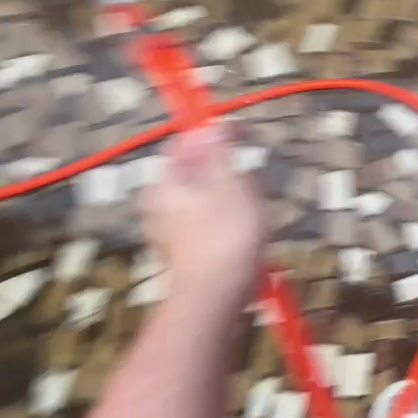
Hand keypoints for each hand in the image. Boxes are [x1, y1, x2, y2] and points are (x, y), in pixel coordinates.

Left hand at [140, 124, 264, 294]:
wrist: (218, 292)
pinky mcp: (186, 248)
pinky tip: (249, 229)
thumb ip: (220, 152)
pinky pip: (208, 220)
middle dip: (227, 168)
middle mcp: (160, 202)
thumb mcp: (230, 182)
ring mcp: (171, 228)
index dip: (212, 131)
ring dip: (232, 194)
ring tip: (256, 206)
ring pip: (206, 196)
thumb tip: (211, 126)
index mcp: (166, 181)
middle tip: (253, 177)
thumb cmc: (227, 233)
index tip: (242, 129)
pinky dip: (228, 217)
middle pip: (196, 170)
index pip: (185, 143)